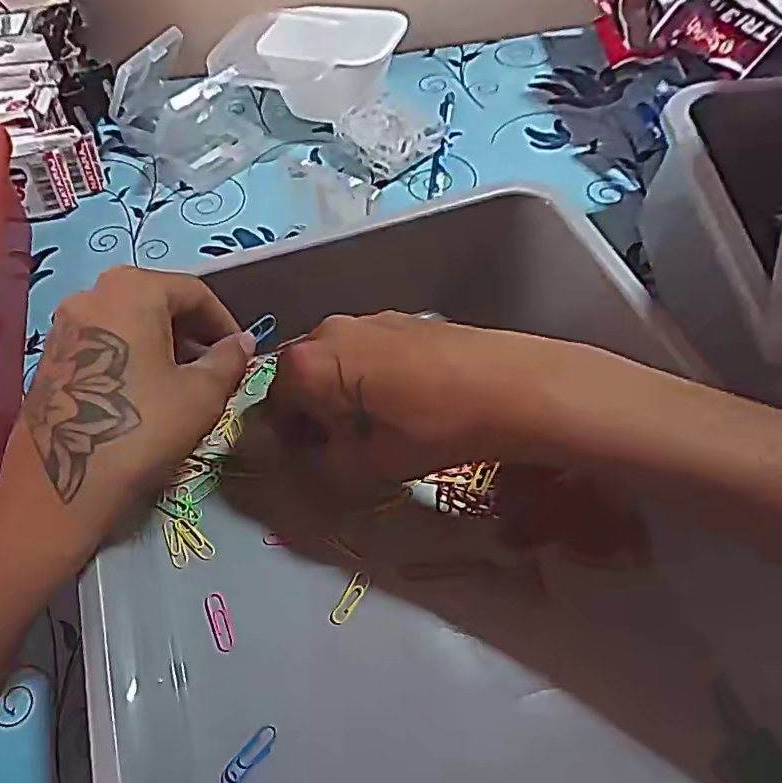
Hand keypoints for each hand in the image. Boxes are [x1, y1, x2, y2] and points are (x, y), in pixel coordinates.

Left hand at [5, 267, 253, 552]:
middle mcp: (91, 293)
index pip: (194, 291)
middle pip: (157, 303)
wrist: (62, 483)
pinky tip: (147, 396)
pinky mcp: (50, 357)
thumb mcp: (201, 394)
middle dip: (193, 335)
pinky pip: (104, 345)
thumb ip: (228, 360)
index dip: (224, 322)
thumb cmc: (143, 427)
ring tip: (186, 386)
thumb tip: (243, 342)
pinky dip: (133, 359)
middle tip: (216, 371)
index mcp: (132, 289)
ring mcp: (64, 325)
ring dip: (164, 348)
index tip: (240, 354)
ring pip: (129, 324)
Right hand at [264, 312, 563, 483]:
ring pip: (332, 362)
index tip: (307, 460)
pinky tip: (399, 400)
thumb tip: (317, 459)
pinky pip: (362, 351)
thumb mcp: (367, 464)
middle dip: (310, 413)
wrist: (508, 386)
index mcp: (306, 365)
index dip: (285, 438)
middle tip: (338, 445)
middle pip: (300, 379)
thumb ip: (325, 464)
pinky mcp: (398, 318)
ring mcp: (365, 319)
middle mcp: (327, 331)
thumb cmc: (429, 428)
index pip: (273, 405)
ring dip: (338, 394)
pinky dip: (365, 376)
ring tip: (373, 424)